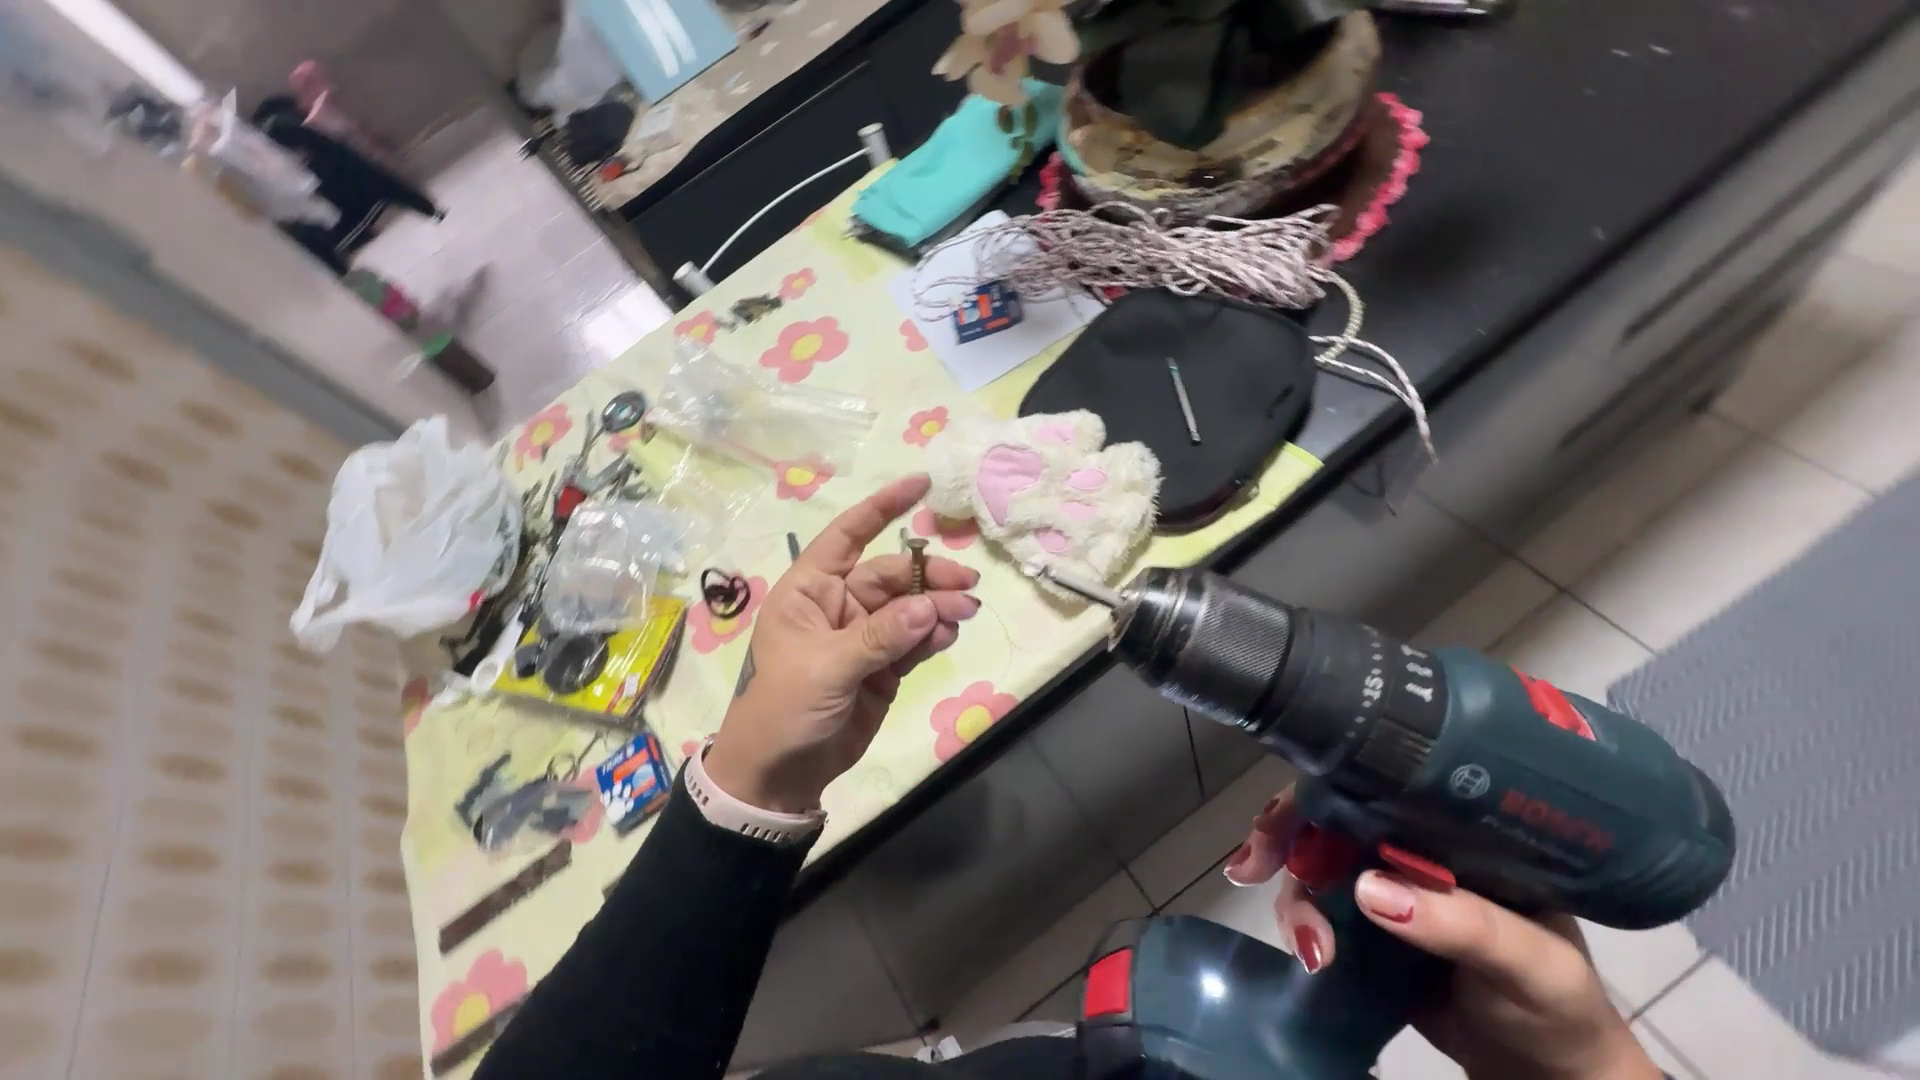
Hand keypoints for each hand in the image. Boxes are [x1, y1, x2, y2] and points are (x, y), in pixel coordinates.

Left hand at [704, 475, 979, 813]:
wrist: (780, 773)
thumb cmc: (783, 708)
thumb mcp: (825, 668)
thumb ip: (878, 636)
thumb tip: (929, 606)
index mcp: (810, 589)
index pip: (849, 535)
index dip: (882, 507)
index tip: (921, 484)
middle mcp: (839, 604)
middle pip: (891, 576)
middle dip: (928, 578)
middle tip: (967, 588)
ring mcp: (864, 636)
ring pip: (909, 607)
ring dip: (938, 606)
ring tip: (964, 614)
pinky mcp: (883, 666)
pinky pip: (914, 639)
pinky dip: (934, 634)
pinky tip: (948, 634)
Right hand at [1227, 788, 1663, 1079]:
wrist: (1548, 1079)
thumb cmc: (1557, 1009)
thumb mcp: (1529, 964)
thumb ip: (1461, 925)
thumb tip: (1368, 888)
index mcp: (1451, 834)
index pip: (1376, 790)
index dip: (1320, 796)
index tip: (1279, 823)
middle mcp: (1410, 849)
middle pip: (1328, 821)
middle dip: (1282, 839)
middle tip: (1250, 868)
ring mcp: (1386, 890)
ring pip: (1314, 868)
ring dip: (1295, 900)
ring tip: (1311, 950)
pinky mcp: (1366, 932)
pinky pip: (1318, 912)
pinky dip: (1299, 924)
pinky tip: (1304, 950)